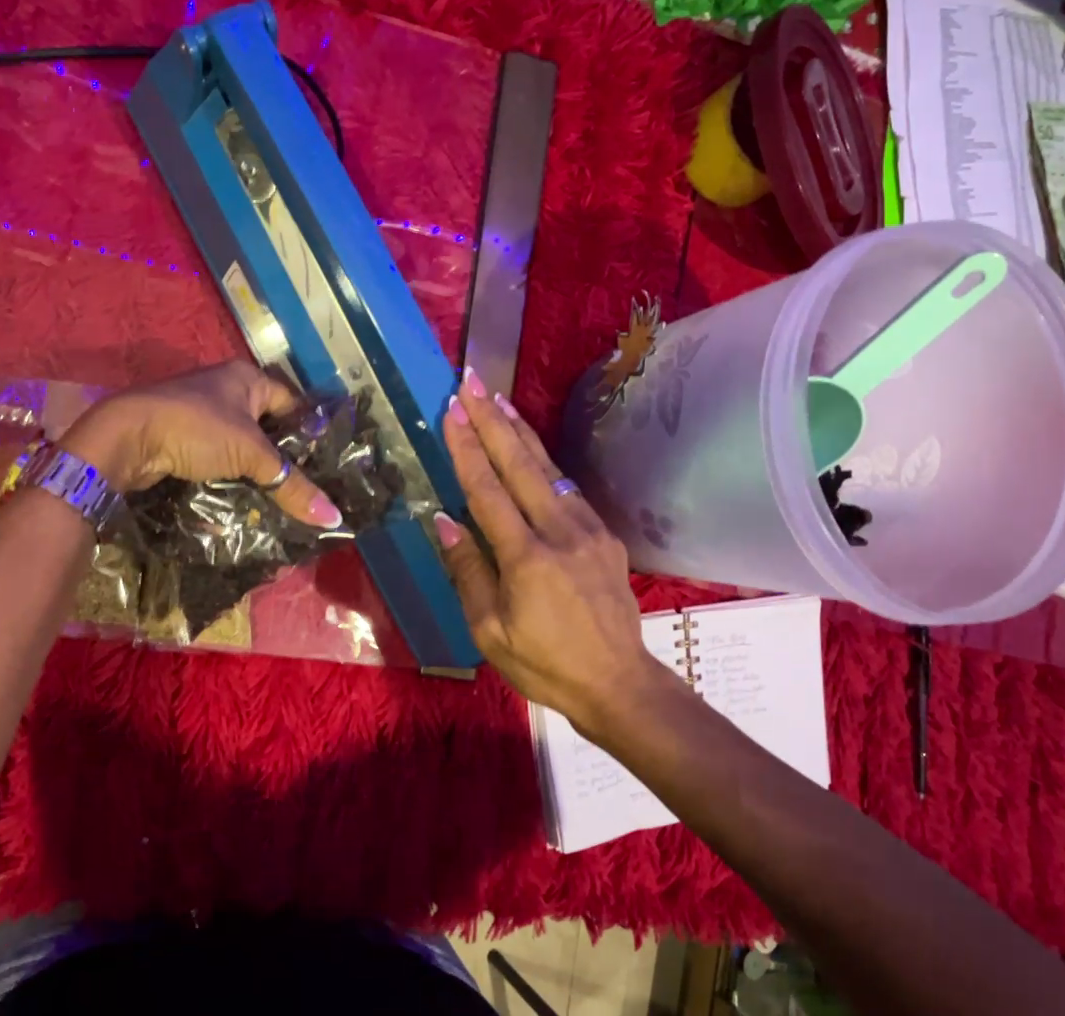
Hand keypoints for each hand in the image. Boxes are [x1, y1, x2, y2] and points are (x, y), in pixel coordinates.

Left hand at [59, 361, 343, 527]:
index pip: (292, 403)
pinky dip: (231, 478)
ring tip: (282, 501)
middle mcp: (225, 390)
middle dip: (283, 458)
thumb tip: (334, 518)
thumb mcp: (250, 455)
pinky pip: (218, 459)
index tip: (327, 465)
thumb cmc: (196, 428)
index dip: (309, 432)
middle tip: (307, 489)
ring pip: (241, 446)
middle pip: (267, 427)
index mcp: (246, 378)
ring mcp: (201, 415)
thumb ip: (291, 486)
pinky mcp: (182, 439)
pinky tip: (246, 501)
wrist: (127, 438)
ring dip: (256, 472)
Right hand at [433, 368, 668, 728]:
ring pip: (549, 468)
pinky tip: (531, 449)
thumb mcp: (490, 631)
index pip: (488, 490)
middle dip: (492, 420)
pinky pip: (568, 488)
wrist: (618, 683)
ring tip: (498, 399)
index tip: (451, 411)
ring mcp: (589, 530)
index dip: (467, 448)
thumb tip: (446, 520)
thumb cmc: (544, 665)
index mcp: (527, 557)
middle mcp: (561, 531)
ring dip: (520, 431)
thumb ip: (469, 571)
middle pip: (521, 464)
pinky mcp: (605, 537)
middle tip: (472, 382)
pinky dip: (545, 461)